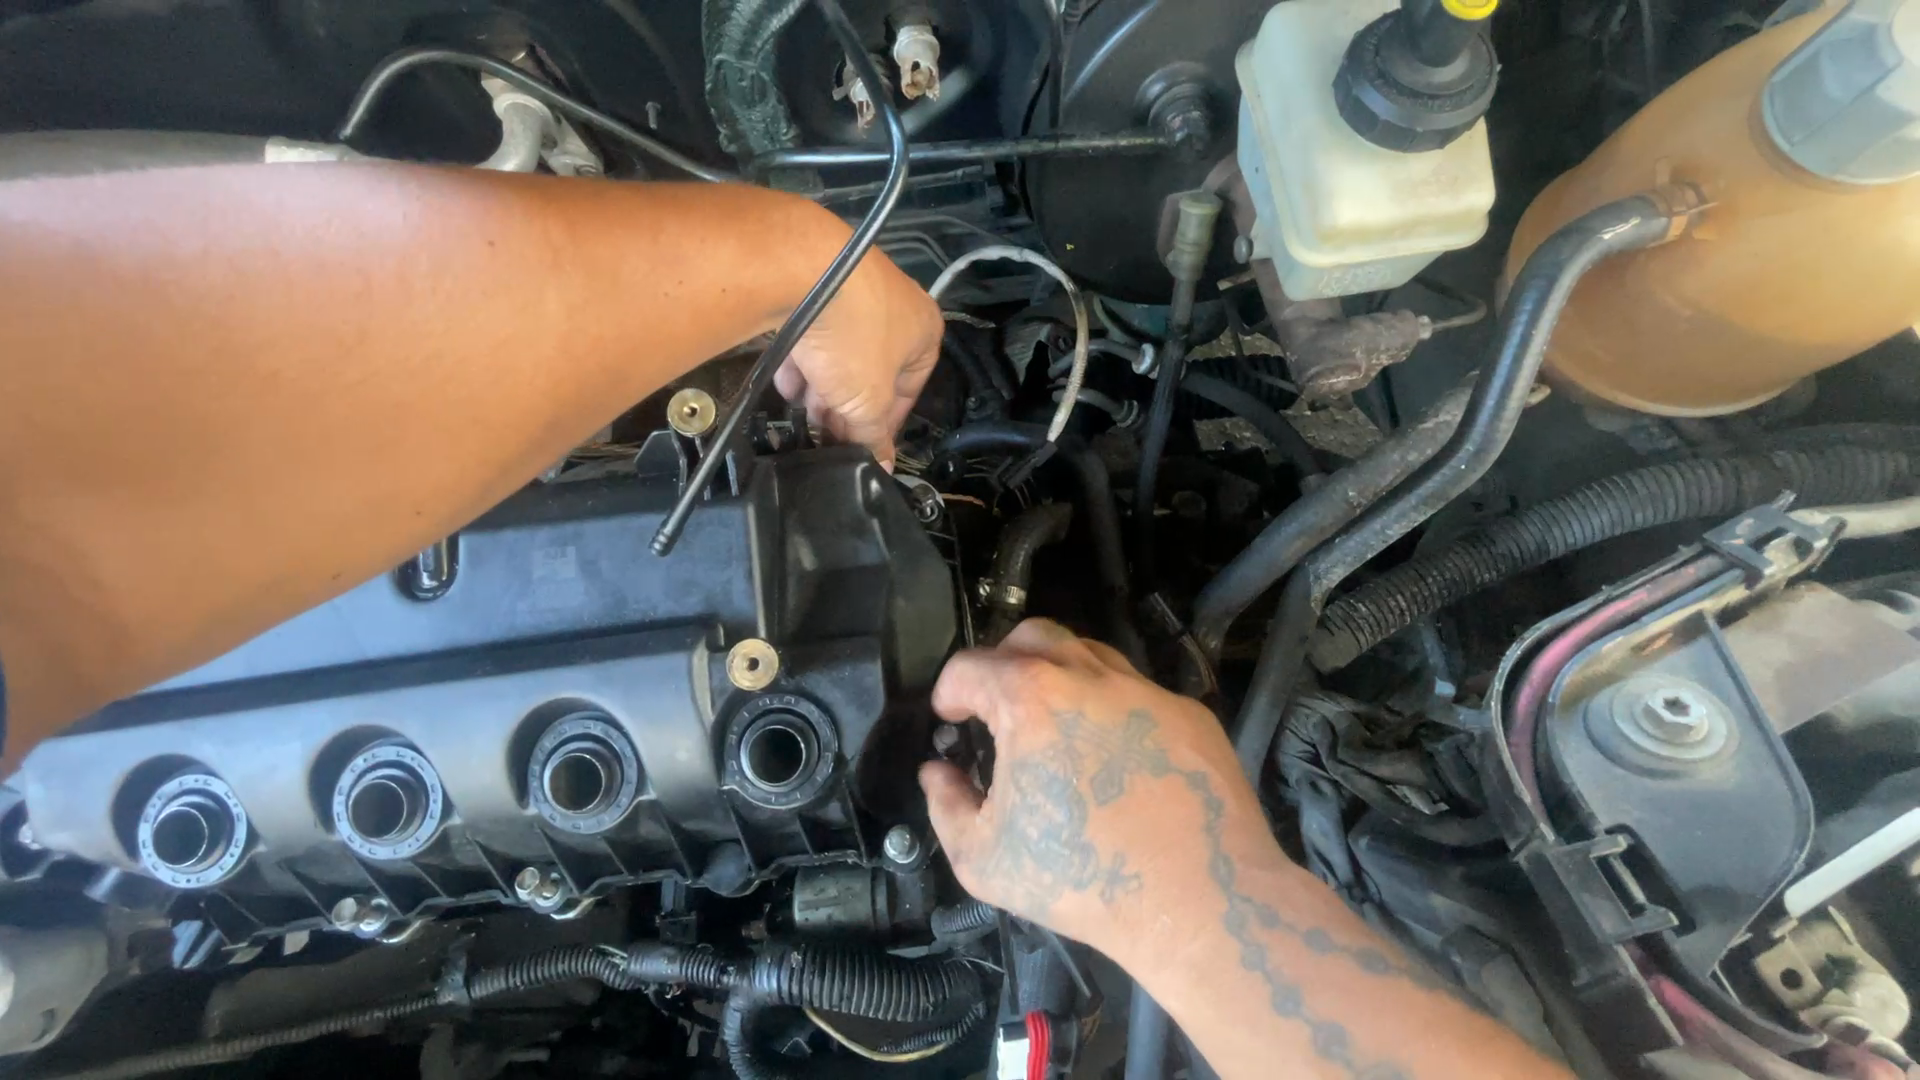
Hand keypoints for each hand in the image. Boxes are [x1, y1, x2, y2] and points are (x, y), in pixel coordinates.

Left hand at [775, 239, 942, 470]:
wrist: (801, 268)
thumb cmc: (853, 337)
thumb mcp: (868, 401)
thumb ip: (874, 437)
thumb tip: (882, 466)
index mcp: (925, 332)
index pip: (909, 391)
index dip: (882, 425)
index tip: (860, 444)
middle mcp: (897, 307)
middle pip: (872, 373)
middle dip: (847, 406)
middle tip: (826, 431)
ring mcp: (855, 290)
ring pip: (841, 353)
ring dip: (823, 387)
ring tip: (803, 410)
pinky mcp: (816, 282)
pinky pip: (814, 330)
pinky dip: (803, 358)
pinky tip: (787, 381)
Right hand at [919, 619, 1272, 964]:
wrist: (1200, 901)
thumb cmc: (1081, 879)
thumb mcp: (983, 858)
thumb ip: (945, 804)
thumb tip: (937, 772)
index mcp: (1030, 698)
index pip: (969, 667)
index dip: (948, 691)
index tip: (949, 717)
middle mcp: (1087, 675)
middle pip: (1031, 635)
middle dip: (1001, 662)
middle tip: (996, 704)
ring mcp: (1144, 690)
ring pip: (1088, 654)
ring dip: (1058, 675)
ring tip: (1055, 723)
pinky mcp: (1187, 713)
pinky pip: (1136, 693)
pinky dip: (1111, 708)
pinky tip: (1115, 756)